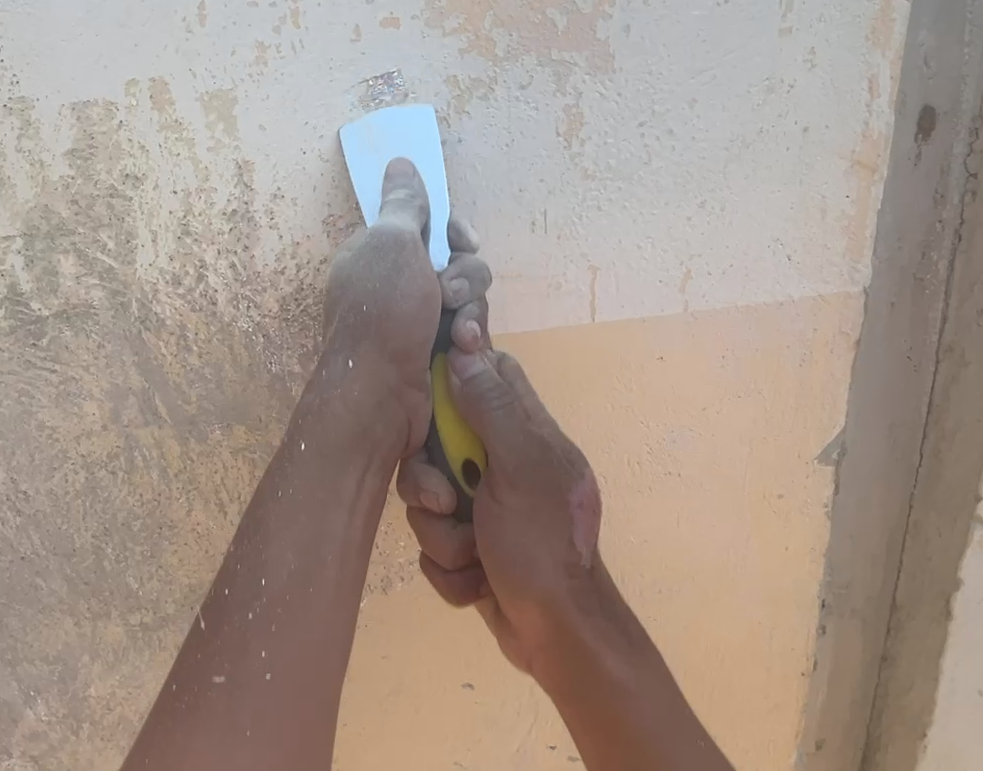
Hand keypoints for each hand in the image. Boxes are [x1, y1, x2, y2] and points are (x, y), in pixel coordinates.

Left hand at [319, 159, 491, 462]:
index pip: (427, 224)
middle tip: (448, 292)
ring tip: (459, 332)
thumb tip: (399, 159)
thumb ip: (404, 204)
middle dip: (463, 274)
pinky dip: (470, 334)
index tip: (461, 240)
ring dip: (470, 307)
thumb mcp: (392, 244)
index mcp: (378, 251)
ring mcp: (417, 318)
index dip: (450, 230)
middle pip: (456, 259)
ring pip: (468, 294)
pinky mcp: (435, 348)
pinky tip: (463, 349)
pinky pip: (468, 327)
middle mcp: (398, 281)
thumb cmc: (382, 313)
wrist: (381, 396)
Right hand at [397, 344, 605, 679]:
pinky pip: (432, 540)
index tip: (426, 399)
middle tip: (449, 502)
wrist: (556, 636)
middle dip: (430, 483)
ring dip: (443, 535)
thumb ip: (490, 407)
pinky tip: (477, 578)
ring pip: (427, 498)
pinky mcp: (469, 543)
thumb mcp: (520, 467)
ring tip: (475, 555)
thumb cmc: (543, 544)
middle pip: (434, 442)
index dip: (453, 375)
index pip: (485, 372)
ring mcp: (483, 504)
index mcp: (523, 430)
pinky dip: (450, 566)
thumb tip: (464, 346)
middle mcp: (501, 460)